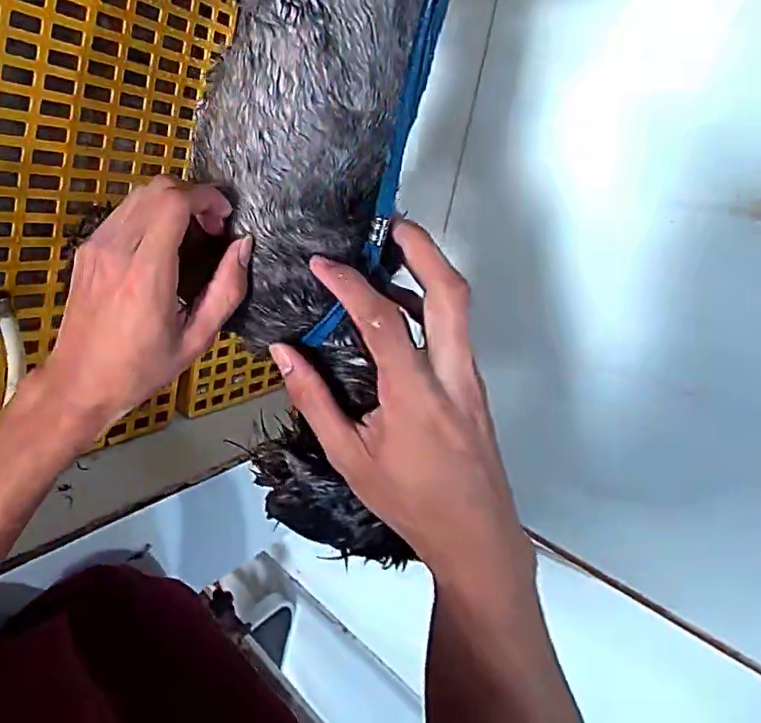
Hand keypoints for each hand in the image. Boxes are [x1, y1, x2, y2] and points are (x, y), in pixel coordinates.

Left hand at [32, 176, 251, 434]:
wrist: (79, 381)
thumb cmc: (138, 368)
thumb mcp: (195, 339)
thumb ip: (226, 289)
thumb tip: (242, 246)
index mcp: (145, 273)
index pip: (174, 201)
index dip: (206, 196)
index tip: (224, 214)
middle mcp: (116, 250)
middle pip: (157, 188)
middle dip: (192, 195)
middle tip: (211, 225)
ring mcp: (96, 246)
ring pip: (139, 194)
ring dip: (171, 201)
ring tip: (189, 233)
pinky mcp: (86, 249)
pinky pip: (122, 212)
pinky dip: (149, 213)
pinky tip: (160, 242)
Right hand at [271, 220, 532, 604]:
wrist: (478, 539)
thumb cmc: (409, 501)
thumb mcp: (349, 457)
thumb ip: (314, 400)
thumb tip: (283, 352)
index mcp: (416, 396)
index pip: (385, 323)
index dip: (350, 286)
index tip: (321, 264)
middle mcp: (453, 376)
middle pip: (452, 294)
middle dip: (423, 249)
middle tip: (390, 222)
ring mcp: (470, 378)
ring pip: (459, 307)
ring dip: (427, 269)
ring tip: (388, 249)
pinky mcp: (473, 384)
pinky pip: (453, 328)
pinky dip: (427, 301)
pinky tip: (396, 304)